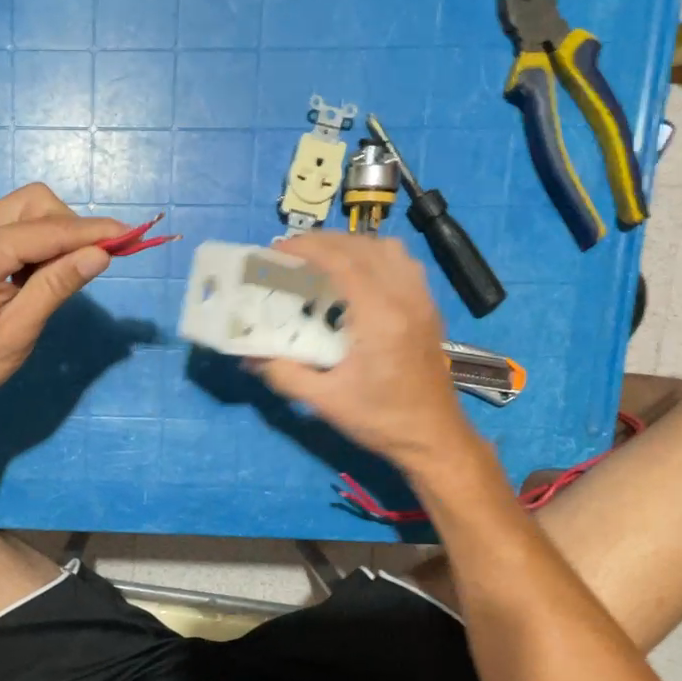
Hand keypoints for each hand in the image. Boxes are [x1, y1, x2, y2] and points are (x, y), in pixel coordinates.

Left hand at [0, 184, 124, 423]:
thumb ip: (58, 284)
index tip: (131, 235)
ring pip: (23, 211)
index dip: (92, 232)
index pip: (48, 229)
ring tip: (61, 276)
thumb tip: (101, 254)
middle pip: (34, 203)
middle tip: (90, 264)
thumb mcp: (21, 328)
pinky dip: (33, 242)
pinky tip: (37, 276)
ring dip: (52, 234)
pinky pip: (8, 227)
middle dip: (70, 226)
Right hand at [250, 233, 480, 464]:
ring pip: (387, 249)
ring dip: (351, 246)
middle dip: (324, 243)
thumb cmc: (380, 421)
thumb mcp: (324, 401)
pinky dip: (375, 256)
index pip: (342, 261)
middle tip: (291, 255)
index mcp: (380, 317)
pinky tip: (357, 275)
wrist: (432, 437)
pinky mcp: (428, 308)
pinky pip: (403, 264)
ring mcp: (421, 300)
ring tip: (322, 260)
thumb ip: (284, 373)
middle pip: (363, 247)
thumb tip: (249, 356)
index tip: (277, 251)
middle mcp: (405, 298)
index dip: (307, 249)